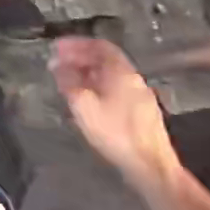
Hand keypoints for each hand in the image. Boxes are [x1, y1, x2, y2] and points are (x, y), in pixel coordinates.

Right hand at [49, 39, 179, 189]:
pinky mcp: (143, 112)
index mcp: (121, 71)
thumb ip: (69, 82)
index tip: (58, 47)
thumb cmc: (115, 132)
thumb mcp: (83, 106)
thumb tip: (58, 66)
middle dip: (81, 59)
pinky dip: (100, 87)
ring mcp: (141, 95)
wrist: (152, 165)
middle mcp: (133, 78)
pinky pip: (117, 89)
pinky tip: (90, 101)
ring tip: (70, 82)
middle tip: (60, 64)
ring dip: (90, 74)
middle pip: (105, 59)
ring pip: (111, 76)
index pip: (98, 45)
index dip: (76, 44)